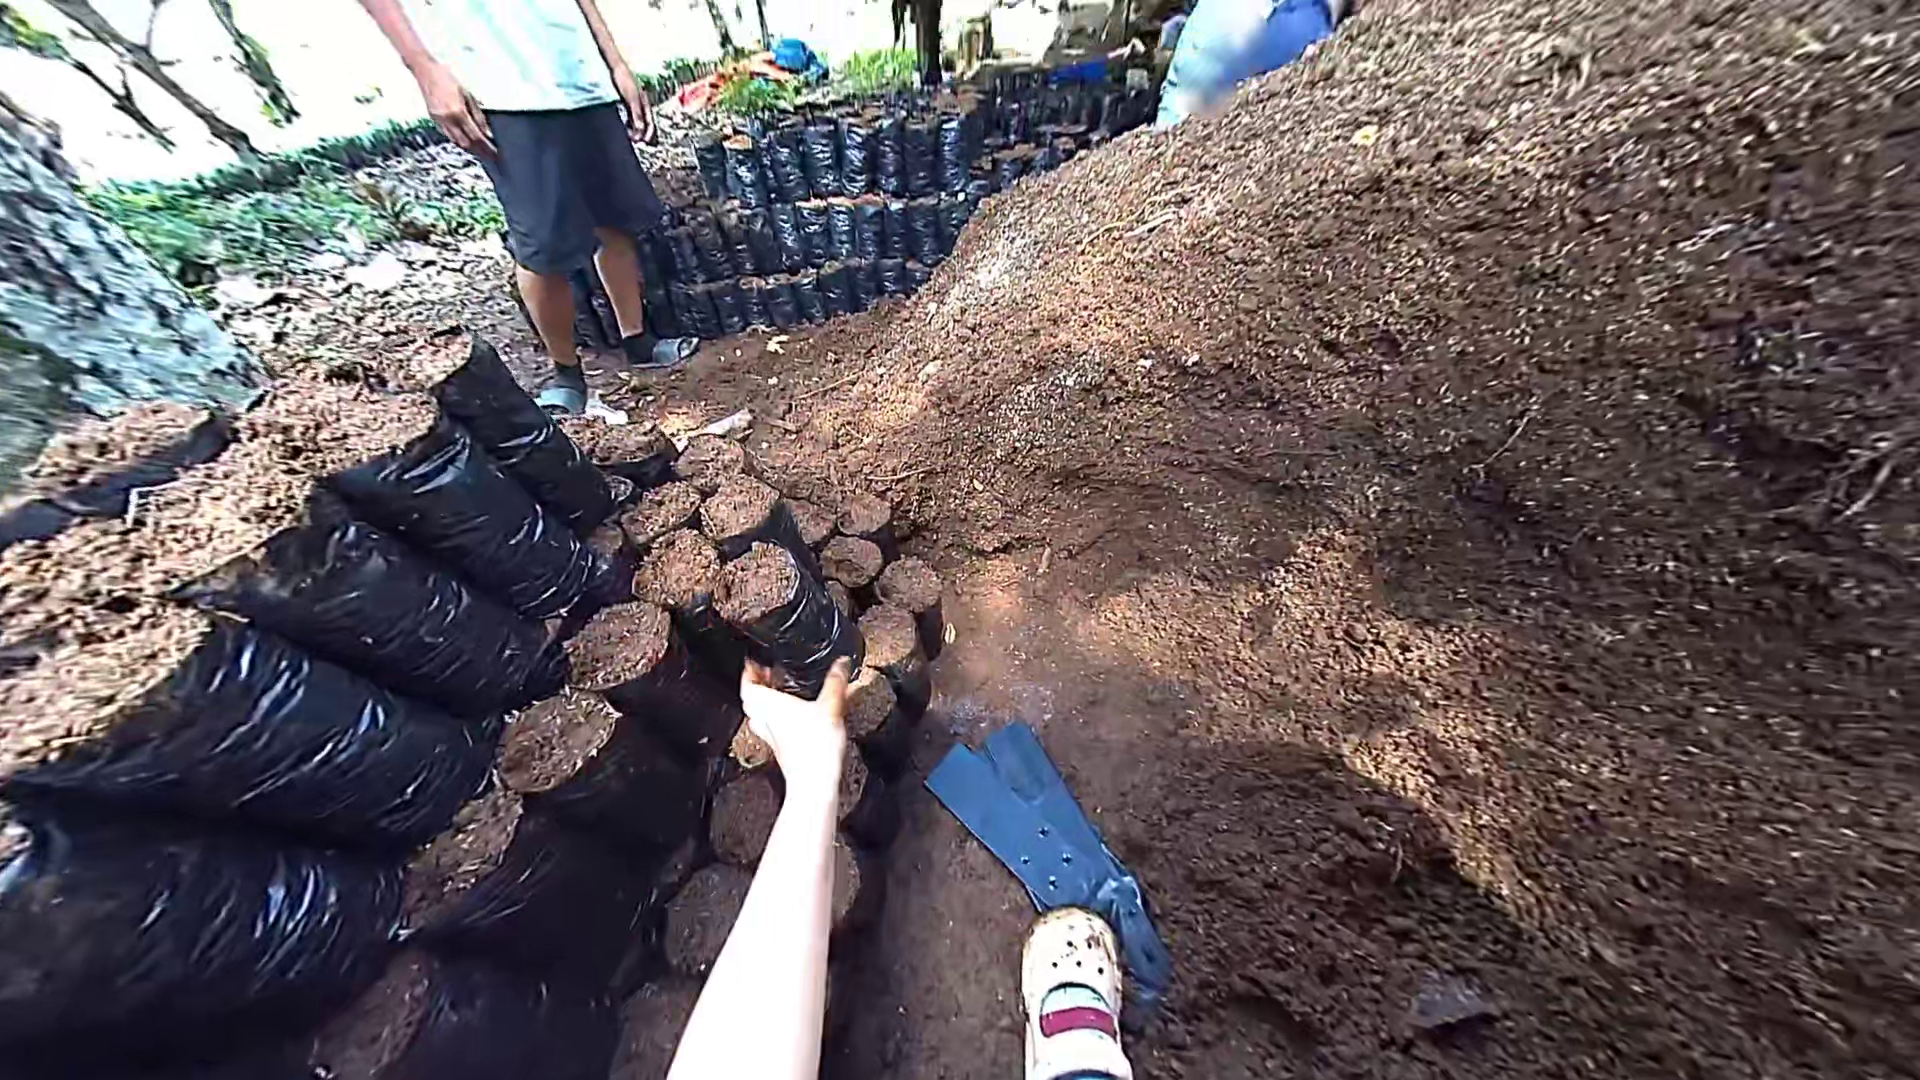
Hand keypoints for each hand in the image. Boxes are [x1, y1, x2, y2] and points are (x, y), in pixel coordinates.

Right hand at [417, 61, 495, 159]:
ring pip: (456, 142)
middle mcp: (447, 118)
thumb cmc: (447, 79)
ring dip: (469, 148)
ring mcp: (438, 119)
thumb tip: (488, 134)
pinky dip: (459, 141)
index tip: (496, 154)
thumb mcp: (469, 96)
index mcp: (458, 112)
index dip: (487, 148)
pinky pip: (448, 135)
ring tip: (481, 151)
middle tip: (490, 155)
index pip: (476, 137)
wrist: (424, 68)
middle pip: (466, 143)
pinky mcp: (433, 118)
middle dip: (480, 151)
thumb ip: (479, 117)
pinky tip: (467, 141)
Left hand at [615, 70, 655, 143]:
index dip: (647, 134)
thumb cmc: (623, 79)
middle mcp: (641, 105)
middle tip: (633, 140)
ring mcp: (633, 104)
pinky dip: (628, 123)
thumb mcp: (631, 98)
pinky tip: (623, 126)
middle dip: (640, 133)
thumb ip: (636, 114)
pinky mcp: (626, 102)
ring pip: (636, 121)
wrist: (613, 65)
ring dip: (633, 129)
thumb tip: (640, 130)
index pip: (650, 123)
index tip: (641, 141)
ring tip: (628, 135)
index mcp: (646, 104)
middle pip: (644, 124)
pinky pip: (629, 116)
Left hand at [740, 657, 849, 801]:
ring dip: (765, 704)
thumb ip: (836, 681)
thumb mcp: (831, 704)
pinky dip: (779, 720)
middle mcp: (766, 720)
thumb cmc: (815, 749)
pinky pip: (773, 729)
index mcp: (769, 705)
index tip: (754, 661)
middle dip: (758, 686)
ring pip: (759, 716)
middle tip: (768, 675)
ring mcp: (772, 737)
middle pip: (751, 700)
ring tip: (780, 694)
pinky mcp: (782, 749)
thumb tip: (842, 663)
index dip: (749, 670)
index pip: (747, 684)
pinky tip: (795, 719)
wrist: (815, 784)